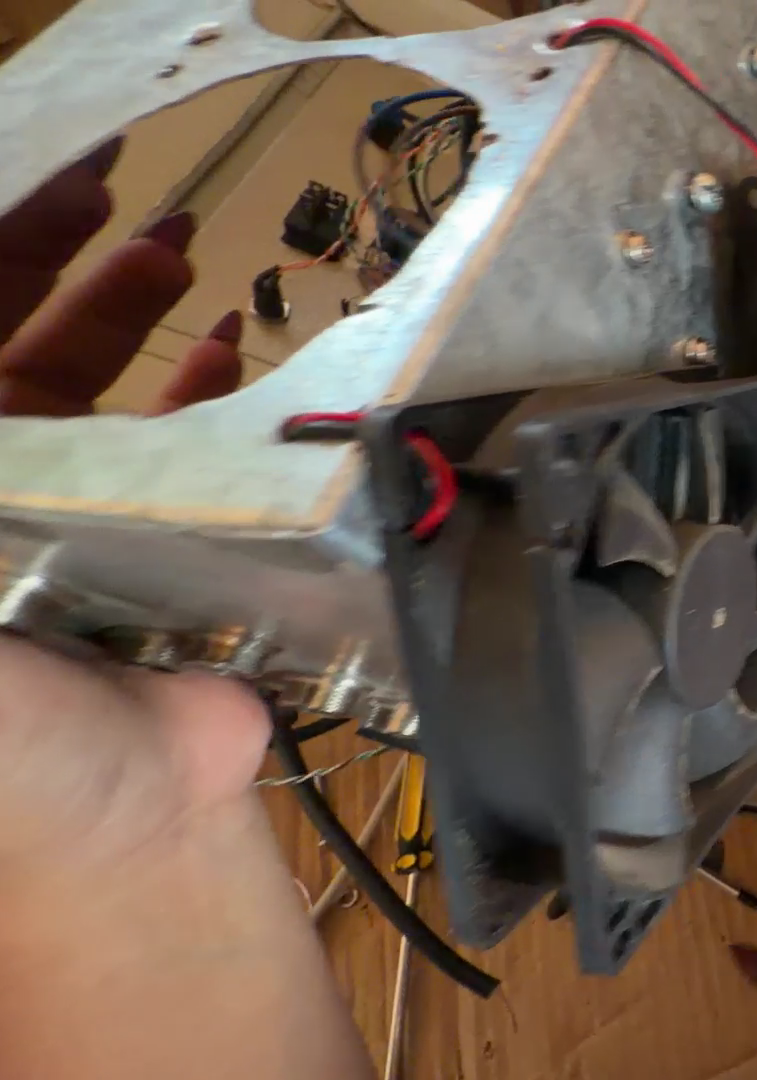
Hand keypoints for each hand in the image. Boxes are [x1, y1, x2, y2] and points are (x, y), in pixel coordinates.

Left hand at [0, 136, 263, 879]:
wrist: (121, 807)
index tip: (28, 183)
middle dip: (40, 259)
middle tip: (103, 188)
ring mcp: (76, 507)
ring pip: (89, 383)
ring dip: (126, 312)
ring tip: (174, 248)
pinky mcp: (173, 536)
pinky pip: (184, 444)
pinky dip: (204, 394)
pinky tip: (228, 352)